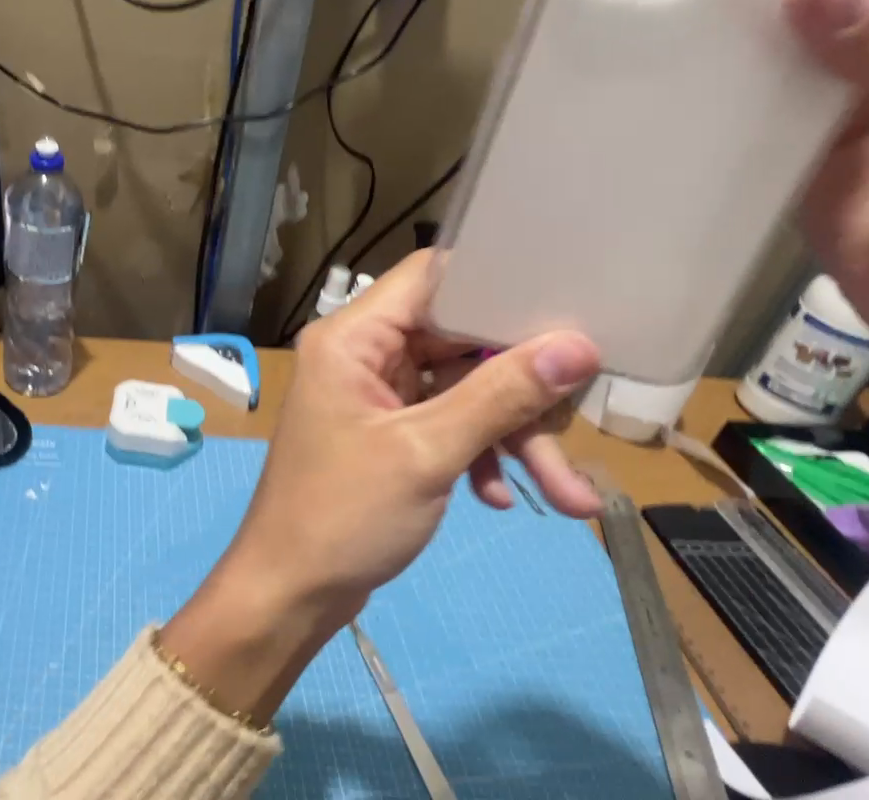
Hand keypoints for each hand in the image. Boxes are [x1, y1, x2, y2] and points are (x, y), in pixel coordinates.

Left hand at [161, 251, 599, 721]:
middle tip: (575, 420)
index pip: (430, 277)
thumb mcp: (426, 453)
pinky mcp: (389, 435)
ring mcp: (376, 397)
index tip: (561, 302)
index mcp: (352, 338)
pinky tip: (498, 499)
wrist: (291, 591)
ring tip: (567, 497)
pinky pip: (448, 425)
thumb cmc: (343, 514)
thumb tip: (577, 346)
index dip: (494, 283)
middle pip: (458, 340)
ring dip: (513, 437)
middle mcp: (362, 356)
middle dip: (521, 387)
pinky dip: (479, 455)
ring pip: (463, 390)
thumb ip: (500, 396)